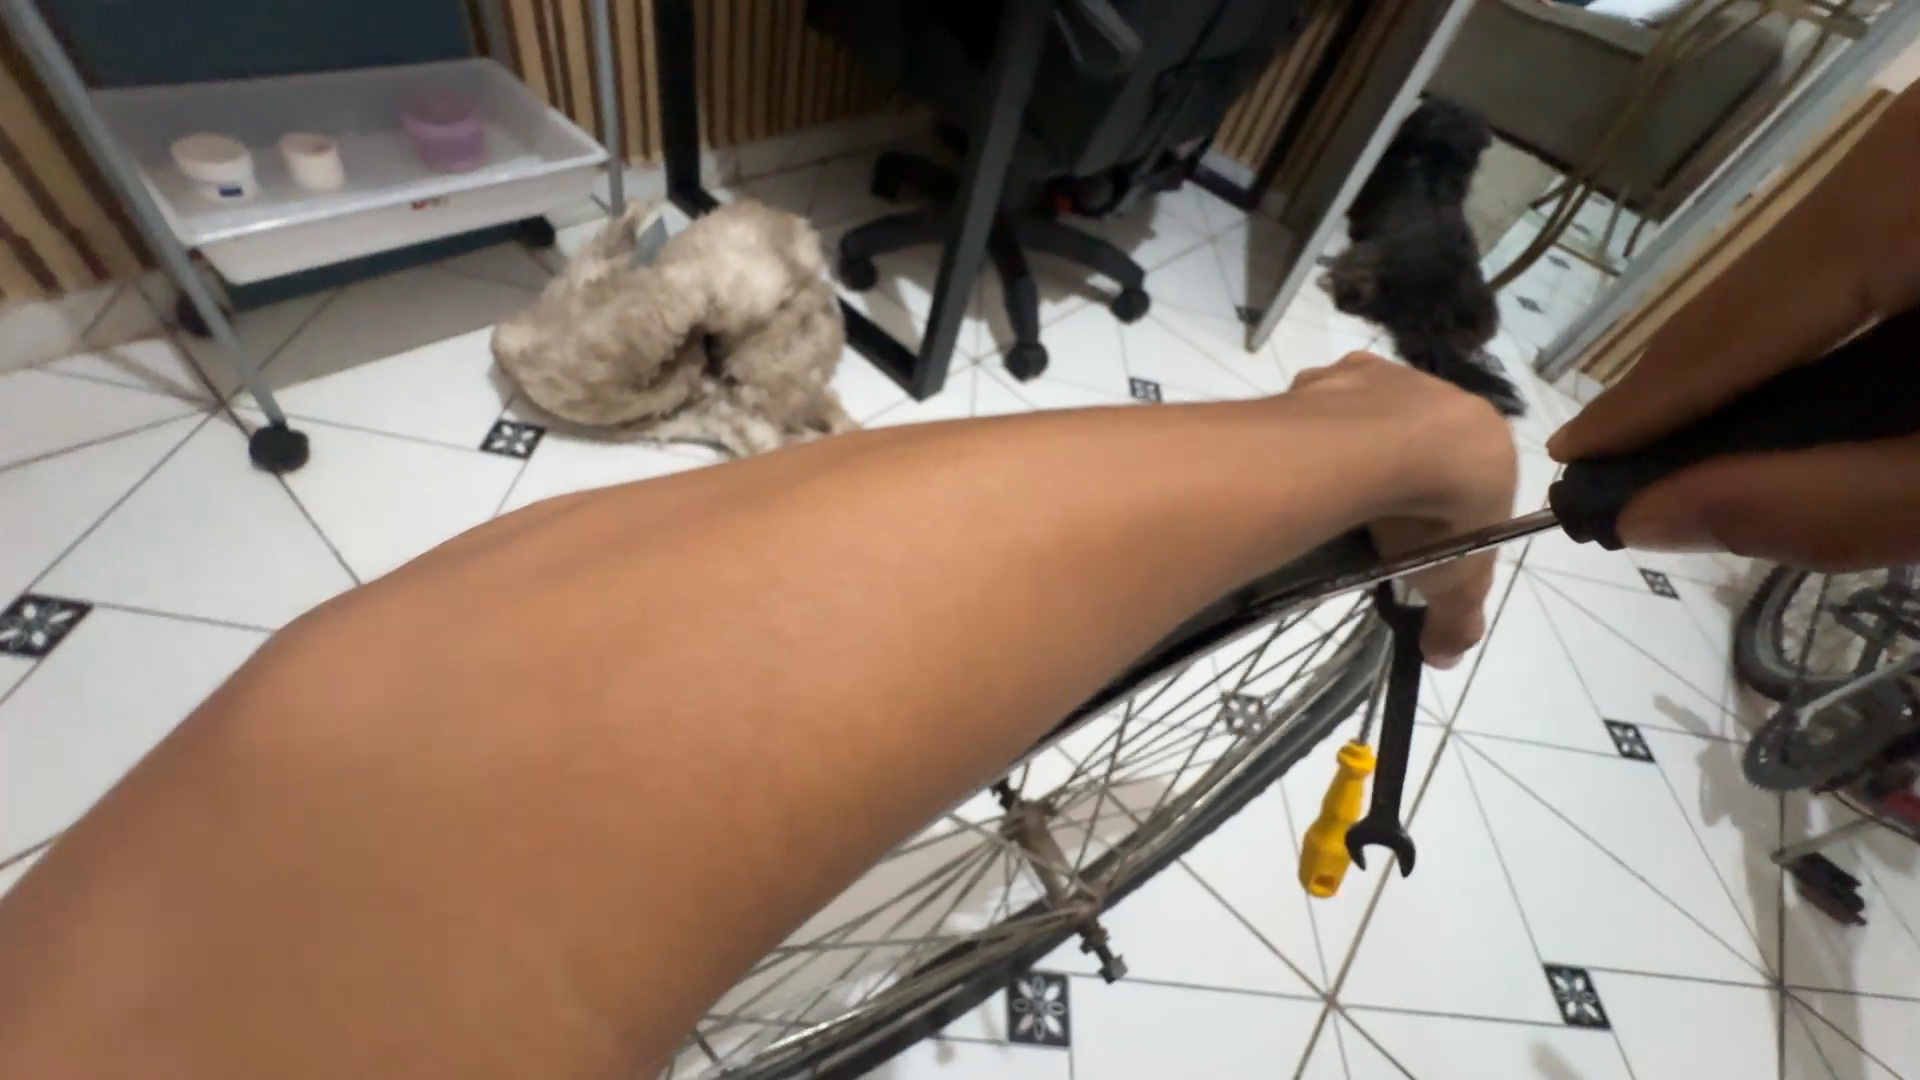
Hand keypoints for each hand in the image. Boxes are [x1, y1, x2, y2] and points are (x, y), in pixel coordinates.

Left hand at [1289, 353, 1516, 666]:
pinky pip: (1316, 404)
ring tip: (1320, 489)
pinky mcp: (1332, 374)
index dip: (1434, 506)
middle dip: (1389, 473)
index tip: (1404, 533)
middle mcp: (1435, 395)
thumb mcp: (1454, 577)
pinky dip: (1307, 432)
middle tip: (1361, 512)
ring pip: (1361, 416)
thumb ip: (1455, 616)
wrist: (1390, 451)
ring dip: (1345, 448)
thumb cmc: (1438, 512)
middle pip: (1410, 440)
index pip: (1461, 473)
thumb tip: (1446, 656)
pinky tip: (1295, 461)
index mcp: (1481, 437)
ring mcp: (1380, 378)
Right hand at [1546, 84, 1919, 570]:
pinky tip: (1809, 364)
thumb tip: (1653, 518)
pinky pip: (1871, 227)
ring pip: (1811, 251)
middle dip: (1694, 380)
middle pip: (1764, 279)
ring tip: (1700, 425)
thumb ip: (1840, 503)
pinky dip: (1831, 305)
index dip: (1650, 403)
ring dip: (1757, 349)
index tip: (1570, 460)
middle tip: (1634, 460)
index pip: (1746, 315)